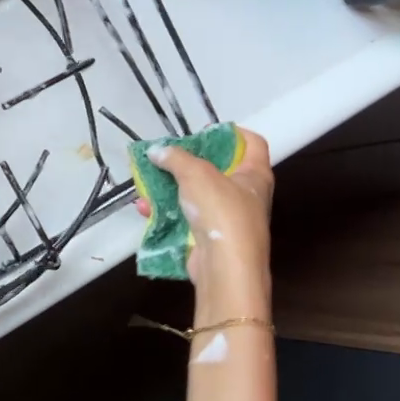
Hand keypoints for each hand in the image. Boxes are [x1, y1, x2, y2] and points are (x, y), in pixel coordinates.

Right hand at [136, 127, 273, 321]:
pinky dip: (166, 211)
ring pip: (195, 193)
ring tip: (145, 184)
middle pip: (217, 168)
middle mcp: (245, 194)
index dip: (231, 133)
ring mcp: (227, 217)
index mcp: (254, 174)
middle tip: (164, 158)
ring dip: (169, 188)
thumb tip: (156, 150)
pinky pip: (185, 216)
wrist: (224, 267)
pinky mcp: (209, 236)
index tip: (202, 133)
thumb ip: (175, 158)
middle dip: (186, 163)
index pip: (252, 142)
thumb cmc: (221, 212)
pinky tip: (145, 209)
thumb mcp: (196, 174)